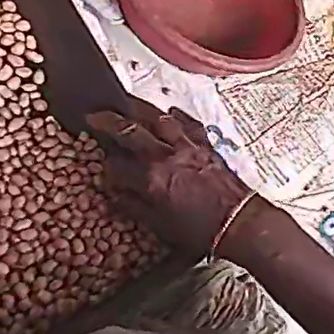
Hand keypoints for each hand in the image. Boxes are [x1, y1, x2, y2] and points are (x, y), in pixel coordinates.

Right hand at [89, 98, 253, 255]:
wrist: (238, 222)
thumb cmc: (199, 230)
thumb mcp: (158, 225)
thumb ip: (132, 205)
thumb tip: (114, 192)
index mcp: (150, 179)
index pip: (116, 165)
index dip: (105, 165)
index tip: (99, 163)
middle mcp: (166, 157)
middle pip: (131, 131)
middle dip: (109, 121)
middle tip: (95, 115)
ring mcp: (189, 148)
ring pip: (160, 119)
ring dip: (140, 110)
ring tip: (127, 104)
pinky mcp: (207, 146)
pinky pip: (190, 125)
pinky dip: (178, 117)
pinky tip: (170, 113)